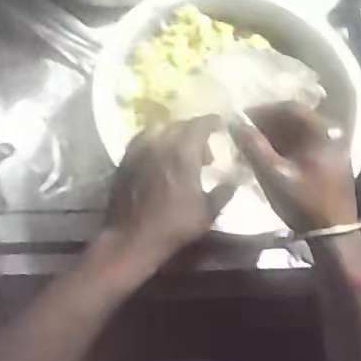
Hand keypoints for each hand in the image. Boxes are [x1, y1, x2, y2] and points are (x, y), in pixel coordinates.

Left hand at [102, 117, 235, 268]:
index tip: (220, 124)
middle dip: (195, 130)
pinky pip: (143, 139)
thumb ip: (223, 192)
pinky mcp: (126, 160)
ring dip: (174, 133)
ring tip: (181, 149)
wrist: (132, 239)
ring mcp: (139, 151)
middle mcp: (160, 145)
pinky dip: (156, 140)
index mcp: (183, 154)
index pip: (199, 125)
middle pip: (179, 124)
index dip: (212, 122)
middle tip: (204, 147)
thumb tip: (235, 180)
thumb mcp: (207, 213)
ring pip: (159, 128)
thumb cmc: (173, 226)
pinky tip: (161, 155)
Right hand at [230, 103, 358, 233]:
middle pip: (294, 119)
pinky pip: (305, 144)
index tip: (240, 120)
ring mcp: (334, 146)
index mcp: (322, 130)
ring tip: (251, 147)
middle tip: (243, 134)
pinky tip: (268, 158)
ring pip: (298, 132)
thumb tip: (234, 119)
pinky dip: (285, 147)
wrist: (332, 234)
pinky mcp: (331, 160)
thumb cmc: (303, 202)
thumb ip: (253, 145)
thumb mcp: (273, 173)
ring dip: (274, 136)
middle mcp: (332, 132)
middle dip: (266, 124)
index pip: (288, 107)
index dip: (261, 111)